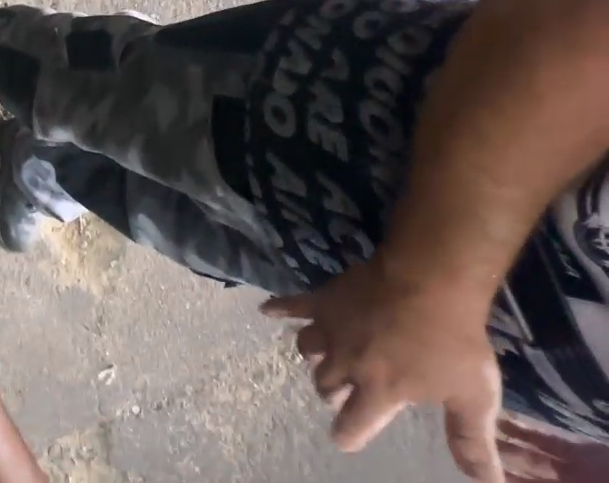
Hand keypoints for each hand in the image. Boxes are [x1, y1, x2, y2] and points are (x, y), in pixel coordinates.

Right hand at [262, 252, 502, 481]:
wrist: (426, 286)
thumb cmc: (452, 344)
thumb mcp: (473, 397)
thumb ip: (471, 438)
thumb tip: (485, 482)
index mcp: (378, 388)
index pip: (356, 421)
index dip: (348, 434)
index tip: (342, 441)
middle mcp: (345, 362)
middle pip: (325, 383)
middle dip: (332, 393)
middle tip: (343, 395)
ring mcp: (328, 329)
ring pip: (307, 348)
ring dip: (315, 358)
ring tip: (324, 360)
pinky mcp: (322, 302)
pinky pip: (291, 305)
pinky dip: (277, 308)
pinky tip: (265, 310)